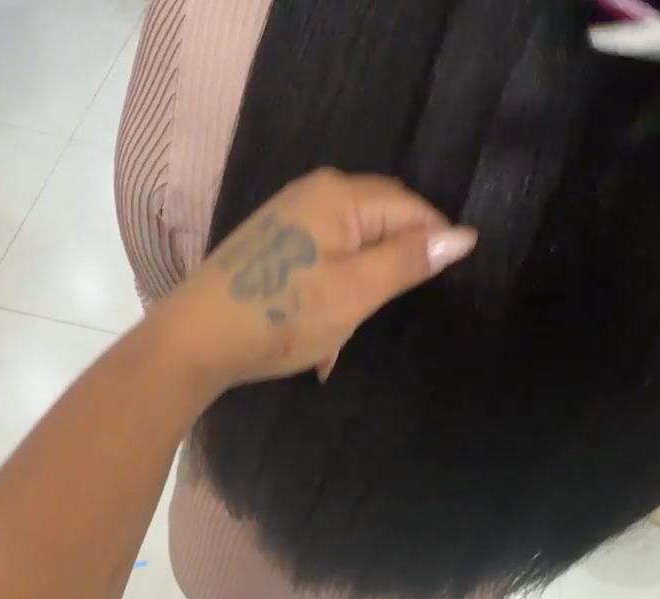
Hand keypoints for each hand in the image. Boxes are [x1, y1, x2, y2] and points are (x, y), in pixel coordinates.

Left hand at [155, 168, 477, 387]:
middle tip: (387, 315)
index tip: (444, 288)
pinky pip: (319, 266)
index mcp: (340, 195)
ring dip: (356, 295)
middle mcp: (312, 195)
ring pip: (349, 252)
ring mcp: (287, 221)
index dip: (434, 244)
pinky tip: (320, 340)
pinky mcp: (270, 249)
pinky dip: (328, 301)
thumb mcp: (356, 291)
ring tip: (343, 338)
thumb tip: (463, 236)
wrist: (196, 341)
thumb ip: (408, 260)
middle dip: (391, 270)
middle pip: (379, 224)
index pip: (411, 207)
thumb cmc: (281, 316)